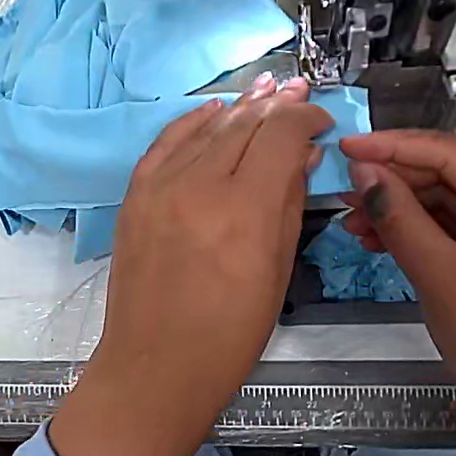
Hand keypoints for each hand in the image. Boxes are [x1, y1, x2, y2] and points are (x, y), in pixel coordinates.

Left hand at [50, 74, 332, 455]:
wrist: (156, 366)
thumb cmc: (230, 334)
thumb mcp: (277, 270)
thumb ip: (290, 203)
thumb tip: (304, 157)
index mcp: (244, 210)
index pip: (280, 135)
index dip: (305, 118)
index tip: (319, 121)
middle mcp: (199, 186)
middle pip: (243, 124)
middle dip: (276, 105)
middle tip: (297, 93)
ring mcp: (160, 187)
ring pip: (206, 128)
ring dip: (239, 107)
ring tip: (263, 89)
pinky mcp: (135, 196)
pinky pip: (165, 143)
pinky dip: (191, 122)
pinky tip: (212, 111)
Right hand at [341, 132, 455, 455]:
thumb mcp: (440, 276)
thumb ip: (400, 215)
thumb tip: (362, 169)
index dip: (396, 147)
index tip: (347, 143)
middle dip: (397, 180)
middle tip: (345, 189)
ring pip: (455, 196)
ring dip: (404, 206)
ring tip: (354, 220)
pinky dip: (423, 227)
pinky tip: (380, 236)